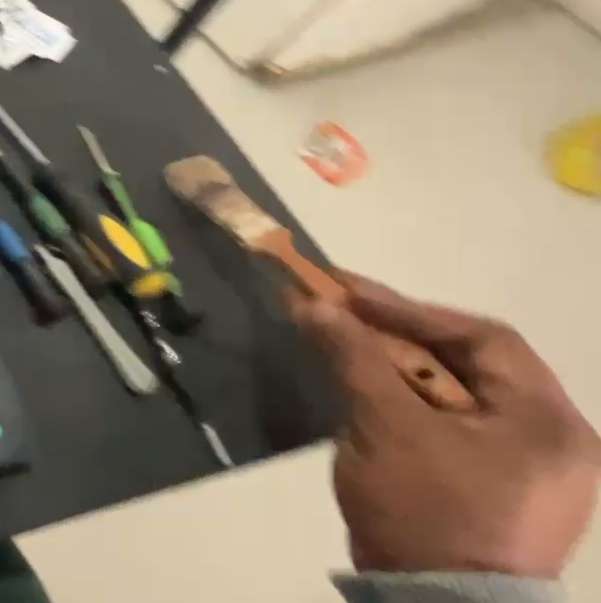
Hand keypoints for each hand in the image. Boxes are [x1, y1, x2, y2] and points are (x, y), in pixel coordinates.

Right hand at [290, 271, 599, 578]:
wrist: (438, 602)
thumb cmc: (428, 505)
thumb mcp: (385, 423)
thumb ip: (352, 356)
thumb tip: (312, 303)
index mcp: (548, 422)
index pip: (484, 338)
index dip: (408, 307)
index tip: (343, 291)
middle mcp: (551, 438)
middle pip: (467, 361)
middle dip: (394, 332)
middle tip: (332, 310)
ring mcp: (523, 465)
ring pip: (451, 389)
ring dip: (390, 361)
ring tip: (336, 344)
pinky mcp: (488, 482)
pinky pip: (444, 419)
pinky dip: (398, 395)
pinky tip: (359, 387)